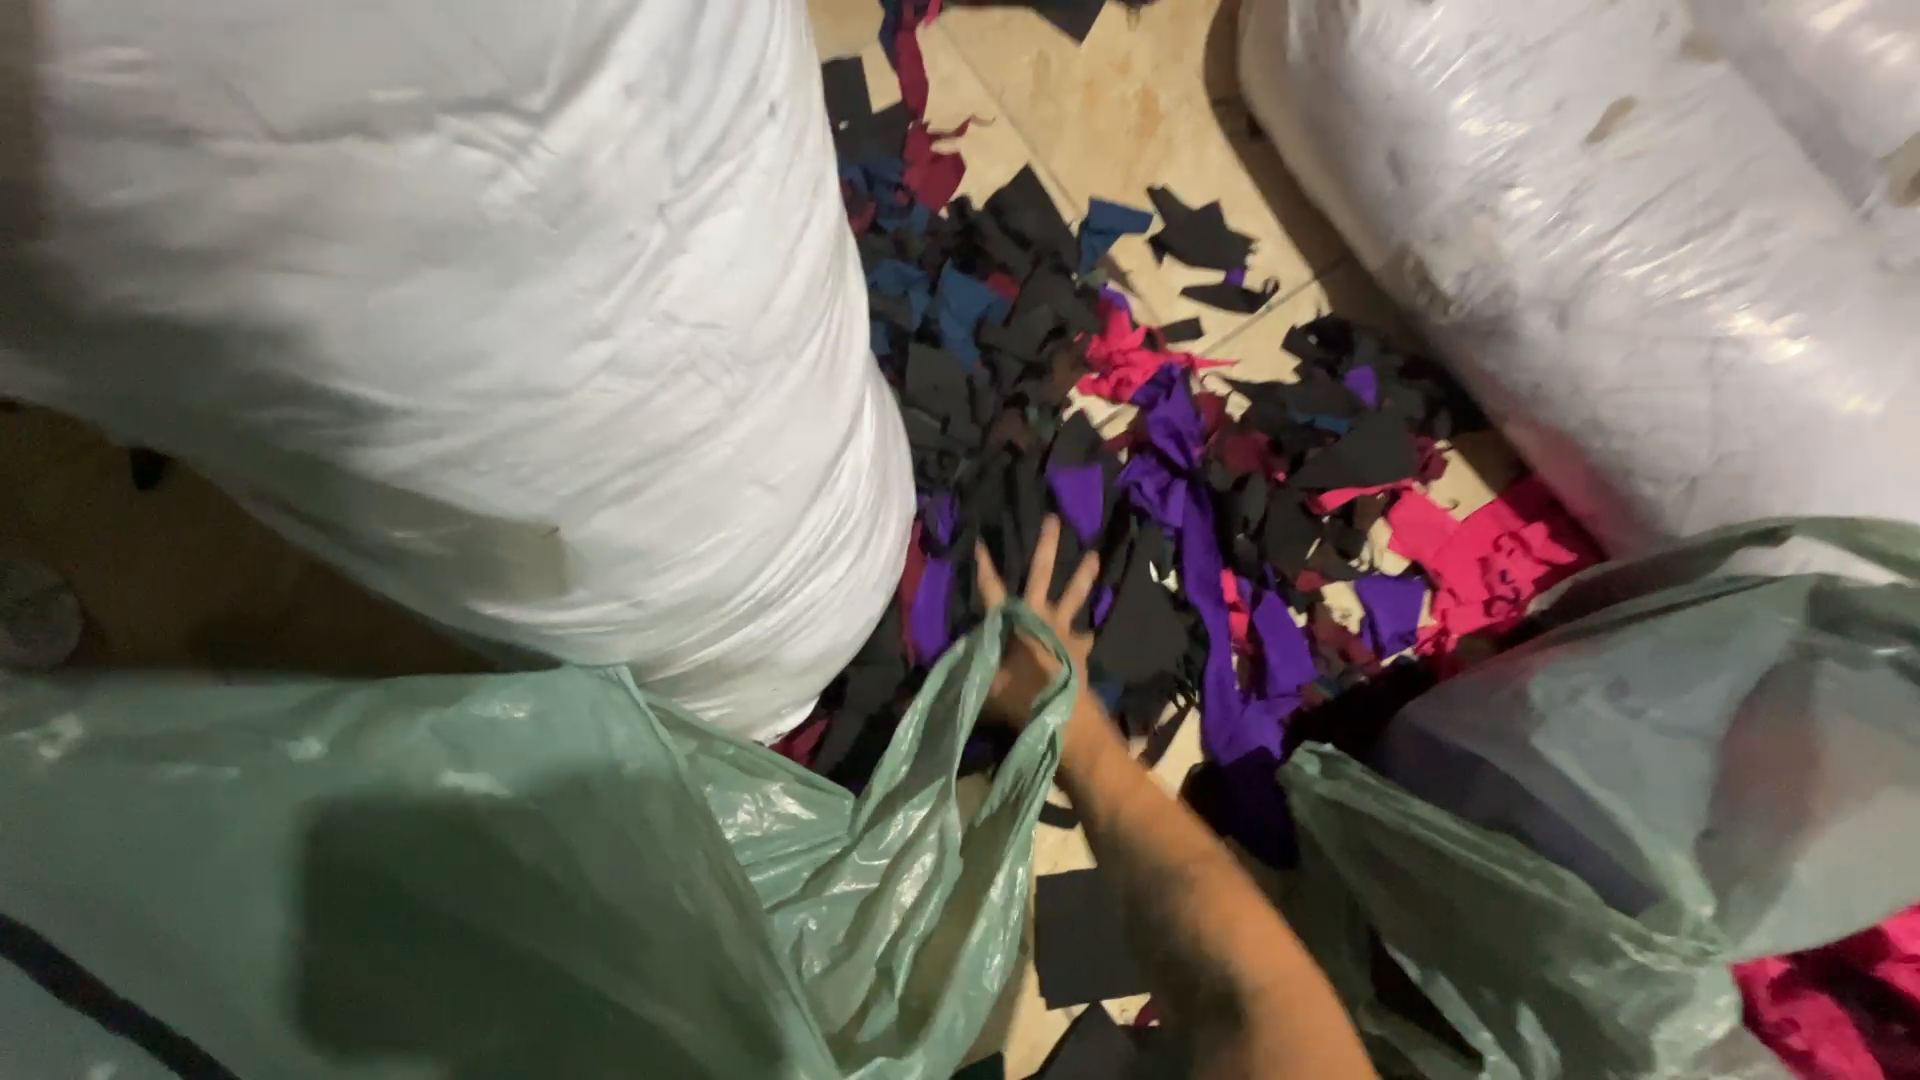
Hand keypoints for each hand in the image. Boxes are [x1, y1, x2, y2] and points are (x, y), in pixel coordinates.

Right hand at [975, 515, 1099, 727]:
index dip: (984, 565)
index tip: (980, 541)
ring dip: (1083, 575)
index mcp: (1010, 621)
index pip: (991, 587)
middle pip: (1041, 574)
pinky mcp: (1080, 647)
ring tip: (1095, 555)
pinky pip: (1085, 637)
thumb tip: (917, 691)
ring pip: (1074, 595)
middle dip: (1047, 546)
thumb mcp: (982, 690)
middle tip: (1054, 519)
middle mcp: (1038, 616)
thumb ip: (963, 679)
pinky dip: (1085, 636)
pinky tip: (1090, 635)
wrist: (1062, 717)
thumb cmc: (1018, 699)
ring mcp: (1063, 629)